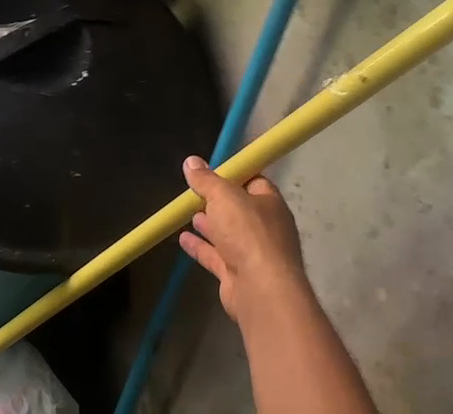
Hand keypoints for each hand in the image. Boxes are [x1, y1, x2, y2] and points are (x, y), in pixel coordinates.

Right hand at [178, 157, 309, 323]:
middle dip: (217, 201)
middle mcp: (265, 228)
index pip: (253, 181)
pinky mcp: (238, 276)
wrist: (262, 291)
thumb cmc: (248, 234)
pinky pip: (215, 256)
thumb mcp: (223, 196)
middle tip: (194, 191)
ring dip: (209, 224)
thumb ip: (206, 179)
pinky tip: (182, 239)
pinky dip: (200, 247)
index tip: (208, 170)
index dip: (232, 174)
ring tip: (188, 213)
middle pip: (238, 209)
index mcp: (270, 204)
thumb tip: (192, 162)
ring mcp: (253, 254)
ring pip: (227, 234)